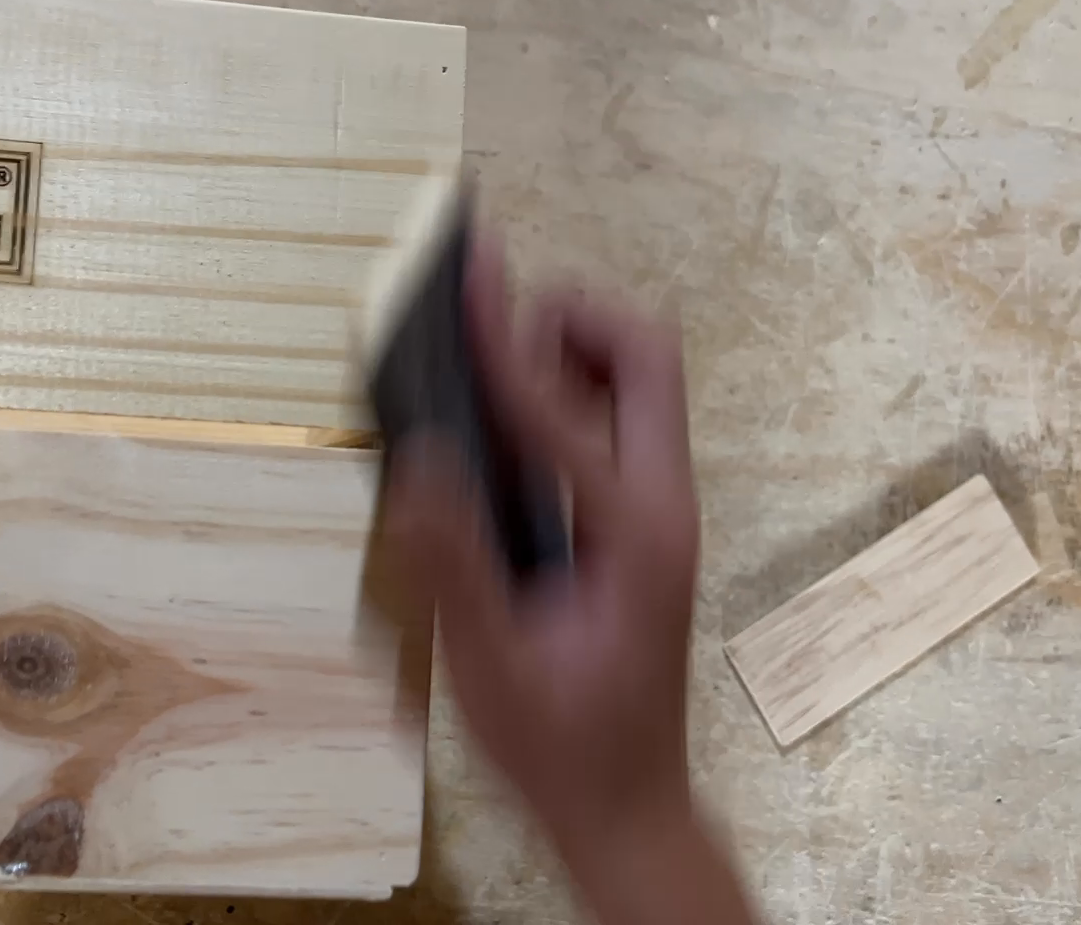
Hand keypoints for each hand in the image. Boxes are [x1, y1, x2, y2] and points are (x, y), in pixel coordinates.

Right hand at [383, 238, 698, 856]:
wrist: (627, 800)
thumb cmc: (562, 745)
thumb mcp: (492, 668)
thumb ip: (454, 567)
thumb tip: (417, 462)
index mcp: (635, 534)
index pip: (560, 410)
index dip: (502, 341)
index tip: (466, 281)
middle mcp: (663, 502)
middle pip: (647, 357)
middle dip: (572, 319)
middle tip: (496, 333)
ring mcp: (658, 505)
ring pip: (638, 376)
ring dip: (571, 348)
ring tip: (496, 374)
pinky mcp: (639, 515)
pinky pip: (614, 415)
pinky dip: (566, 389)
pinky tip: (509, 425)